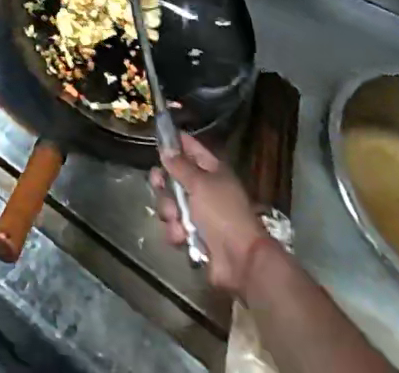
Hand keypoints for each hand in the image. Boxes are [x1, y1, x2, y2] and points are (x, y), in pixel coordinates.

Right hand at [150, 134, 276, 295]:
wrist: (241, 261)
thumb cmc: (223, 214)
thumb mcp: (200, 184)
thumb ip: (179, 165)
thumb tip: (166, 147)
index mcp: (213, 172)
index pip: (192, 148)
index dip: (176, 142)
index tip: (157, 137)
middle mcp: (205, 190)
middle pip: (174, 177)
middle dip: (163, 183)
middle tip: (159, 184)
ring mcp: (199, 214)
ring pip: (169, 202)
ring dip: (169, 211)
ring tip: (177, 220)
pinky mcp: (193, 235)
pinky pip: (173, 225)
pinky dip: (175, 231)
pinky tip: (182, 236)